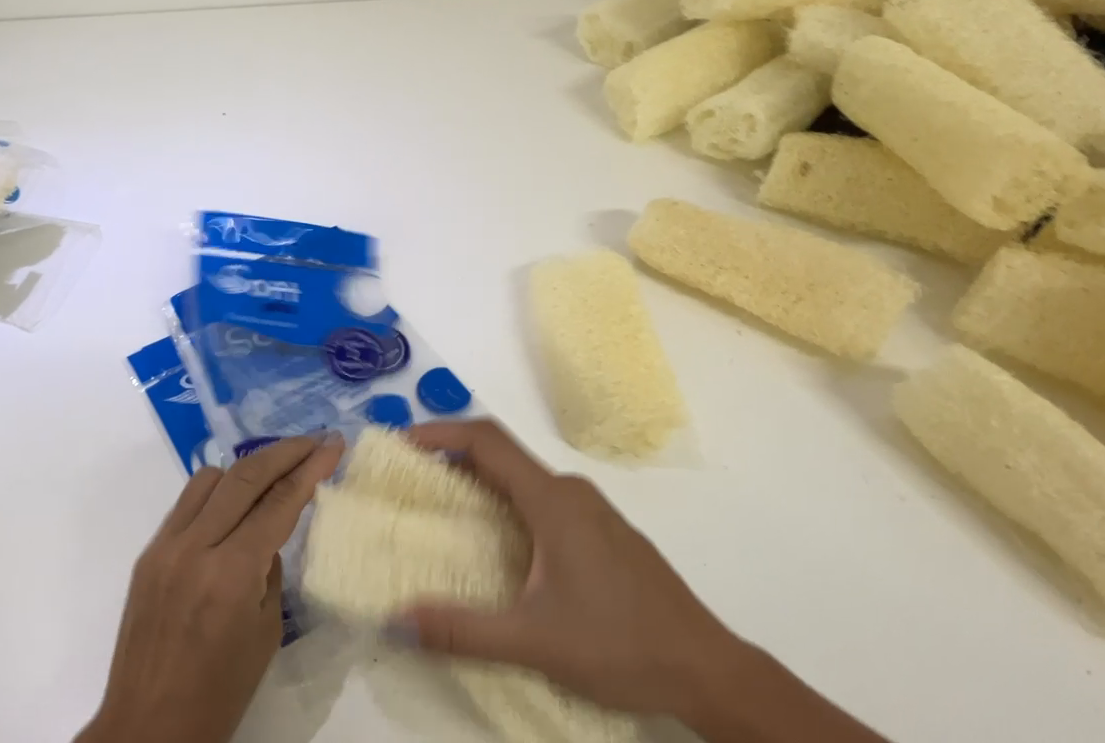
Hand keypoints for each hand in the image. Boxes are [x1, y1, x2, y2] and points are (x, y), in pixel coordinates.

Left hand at [79, 434, 344, 742]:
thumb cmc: (220, 691)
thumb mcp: (265, 634)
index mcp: (231, 574)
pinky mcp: (147, 552)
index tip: (333, 445)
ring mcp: (164, 546)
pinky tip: (234, 505)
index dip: (310, 469)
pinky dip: (216, 493)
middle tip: (314, 440)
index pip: (278, 503)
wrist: (148, 724)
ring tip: (275, 472)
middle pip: (243, 476)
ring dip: (246, 469)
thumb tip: (268, 534)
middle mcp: (194, 547)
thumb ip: (270, 572)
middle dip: (283, 452)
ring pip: (209, 479)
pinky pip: (186, 504)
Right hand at [395, 419, 734, 717]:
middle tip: (407, 487)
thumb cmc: (622, 644)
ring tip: (440, 518)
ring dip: (477, 487)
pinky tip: (495, 551)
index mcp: (553, 500)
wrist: (709, 671)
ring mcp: (591, 515)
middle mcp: (571, 495)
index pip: (486, 440)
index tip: (399, 445)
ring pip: (522, 483)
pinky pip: (540, 504)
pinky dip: (504, 509)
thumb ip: (462, 630)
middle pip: (500, 457)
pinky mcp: (602, 537)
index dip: (438, 432)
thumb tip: (395, 618)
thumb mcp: (534, 642)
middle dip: (449, 462)